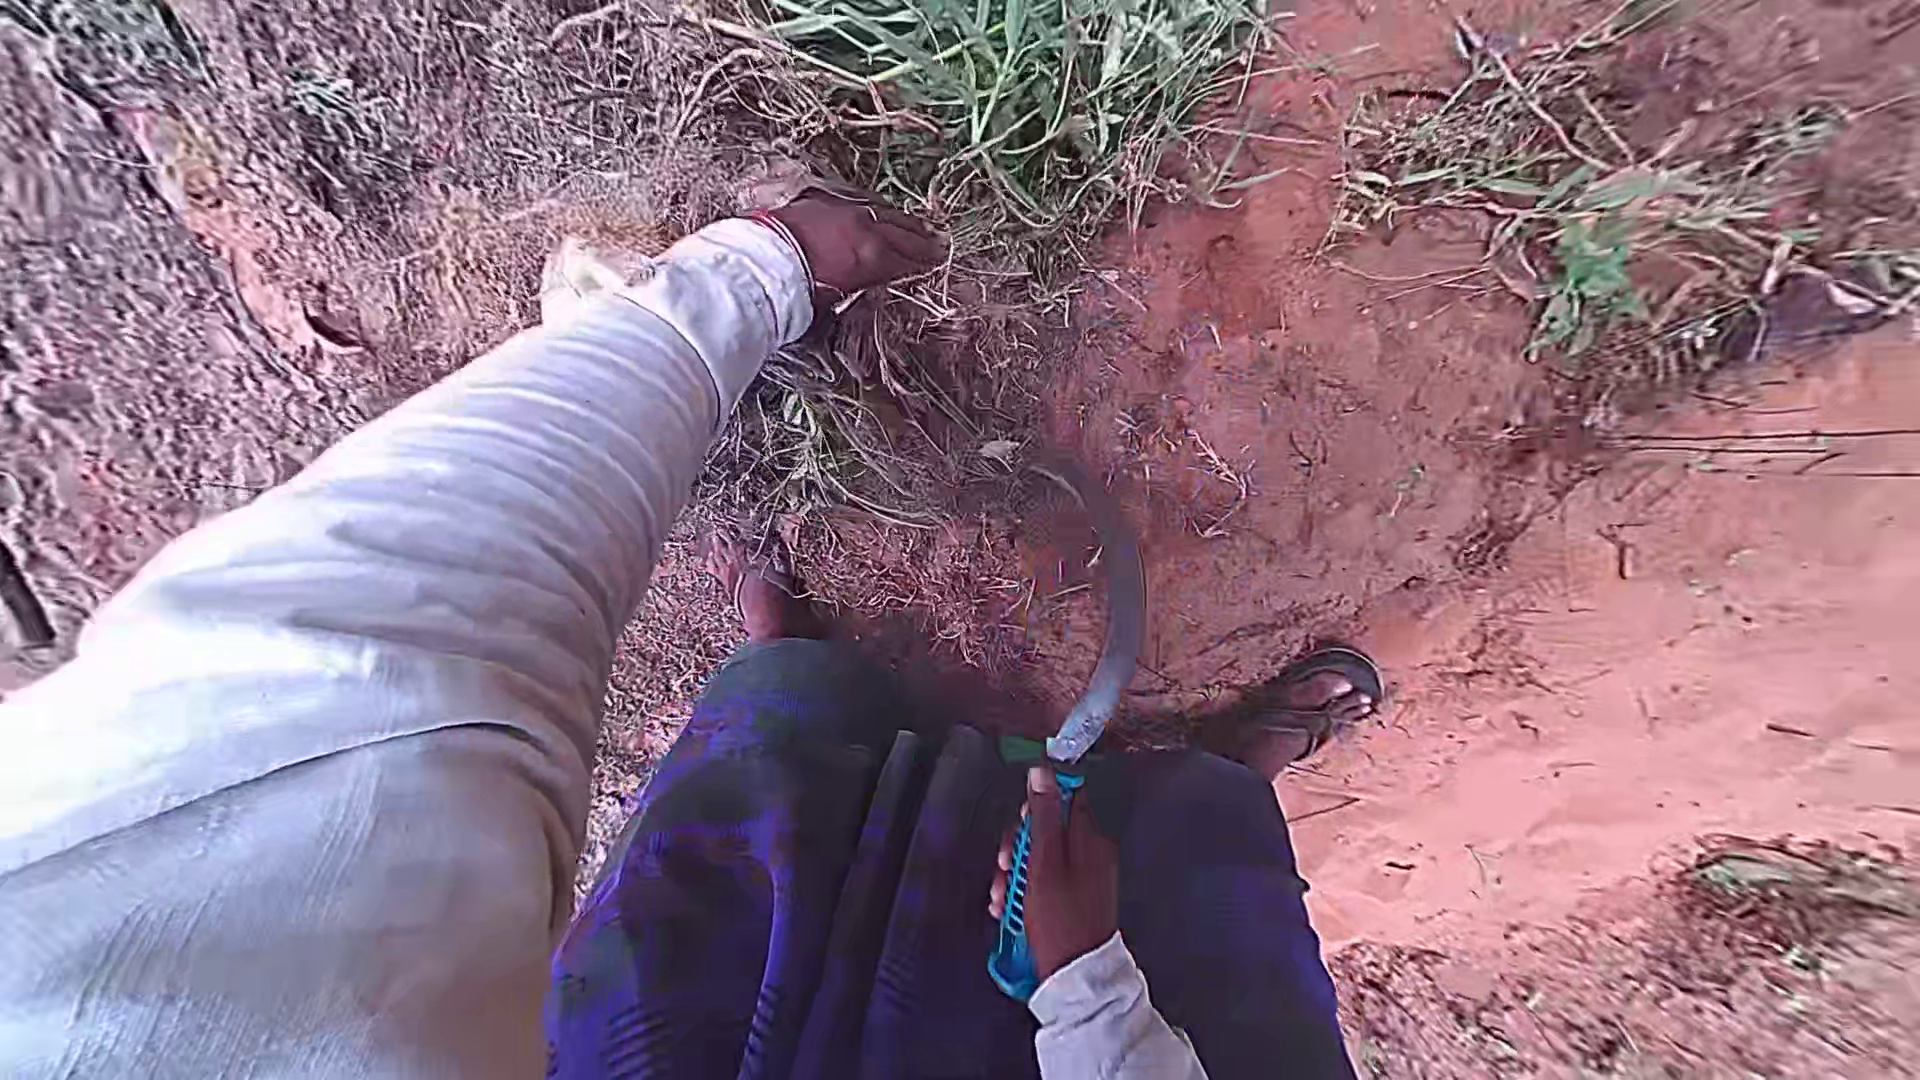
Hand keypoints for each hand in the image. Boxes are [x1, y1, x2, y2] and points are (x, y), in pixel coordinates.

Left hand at [765, 189, 943, 314]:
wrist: (763, 261)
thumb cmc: (803, 292)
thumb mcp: (842, 299)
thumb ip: (867, 286)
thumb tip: (879, 284)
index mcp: (872, 256)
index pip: (907, 260)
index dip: (924, 264)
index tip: (938, 265)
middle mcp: (865, 228)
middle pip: (902, 233)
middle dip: (922, 241)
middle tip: (939, 245)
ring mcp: (845, 211)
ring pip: (885, 215)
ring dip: (904, 224)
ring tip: (920, 228)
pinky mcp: (825, 202)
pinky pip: (863, 205)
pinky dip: (879, 212)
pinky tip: (883, 214)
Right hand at [989, 767, 1119, 980]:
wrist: (1076, 978)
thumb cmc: (1059, 915)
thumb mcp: (1044, 859)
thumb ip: (1043, 813)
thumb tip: (1041, 770)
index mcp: (1090, 836)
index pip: (1066, 796)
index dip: (1040, 801)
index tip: (1024, 819)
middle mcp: (1092, 851)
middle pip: (1049, 828)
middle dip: (1020, 844)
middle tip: (1005, 864)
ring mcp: (1085, 876)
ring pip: (1043, 856)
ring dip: (1017, 870)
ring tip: (1002, 893)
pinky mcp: (1075, 898)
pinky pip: (1048, 879)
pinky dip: (1027, 888)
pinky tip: (1010, 905)